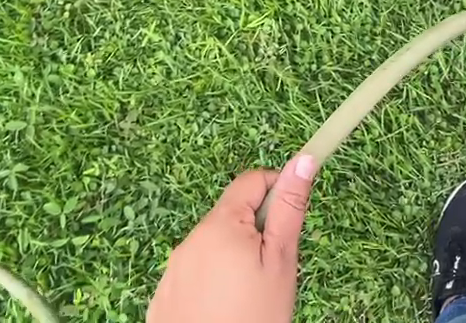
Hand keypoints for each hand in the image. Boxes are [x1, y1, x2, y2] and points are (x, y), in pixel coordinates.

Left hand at [147, 155, 317, 322]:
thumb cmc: (256, 317)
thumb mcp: (282, 261)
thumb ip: (289, 207)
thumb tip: (303, 159)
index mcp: (219, 225)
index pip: (252, 180)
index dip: (276, 192)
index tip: (287, 223)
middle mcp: (188, 241)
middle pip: (231, 215)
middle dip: (256, 232)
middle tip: (271, 269)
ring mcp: (171, 272)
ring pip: (214, 246)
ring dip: (234, 257)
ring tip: (249, 296)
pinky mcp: (162, 300)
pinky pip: (194, 274)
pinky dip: (212, 283)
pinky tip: (224, 311)